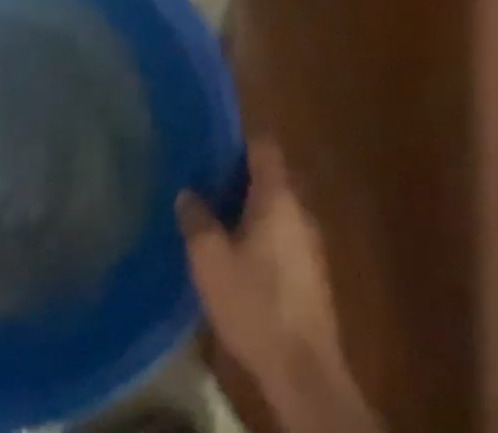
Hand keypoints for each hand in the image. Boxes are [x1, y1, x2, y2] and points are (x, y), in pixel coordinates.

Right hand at [178, 137, 360, 417]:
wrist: (301, 369)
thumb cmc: (253, 304)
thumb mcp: (208, 258)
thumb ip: (197, 219)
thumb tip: (189, 193)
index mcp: (277, 200)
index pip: (264, 148)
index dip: (239, 134)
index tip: (210, 127)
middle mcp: (299, 213)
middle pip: (269, 176)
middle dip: (235, 169)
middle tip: (197, 166)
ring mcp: (308, 243)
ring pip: (272, 206)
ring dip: (243, 201)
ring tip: (206, 202)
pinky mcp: (307, 271)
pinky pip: (277, 231)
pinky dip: (254, 226)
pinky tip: (227, 241)